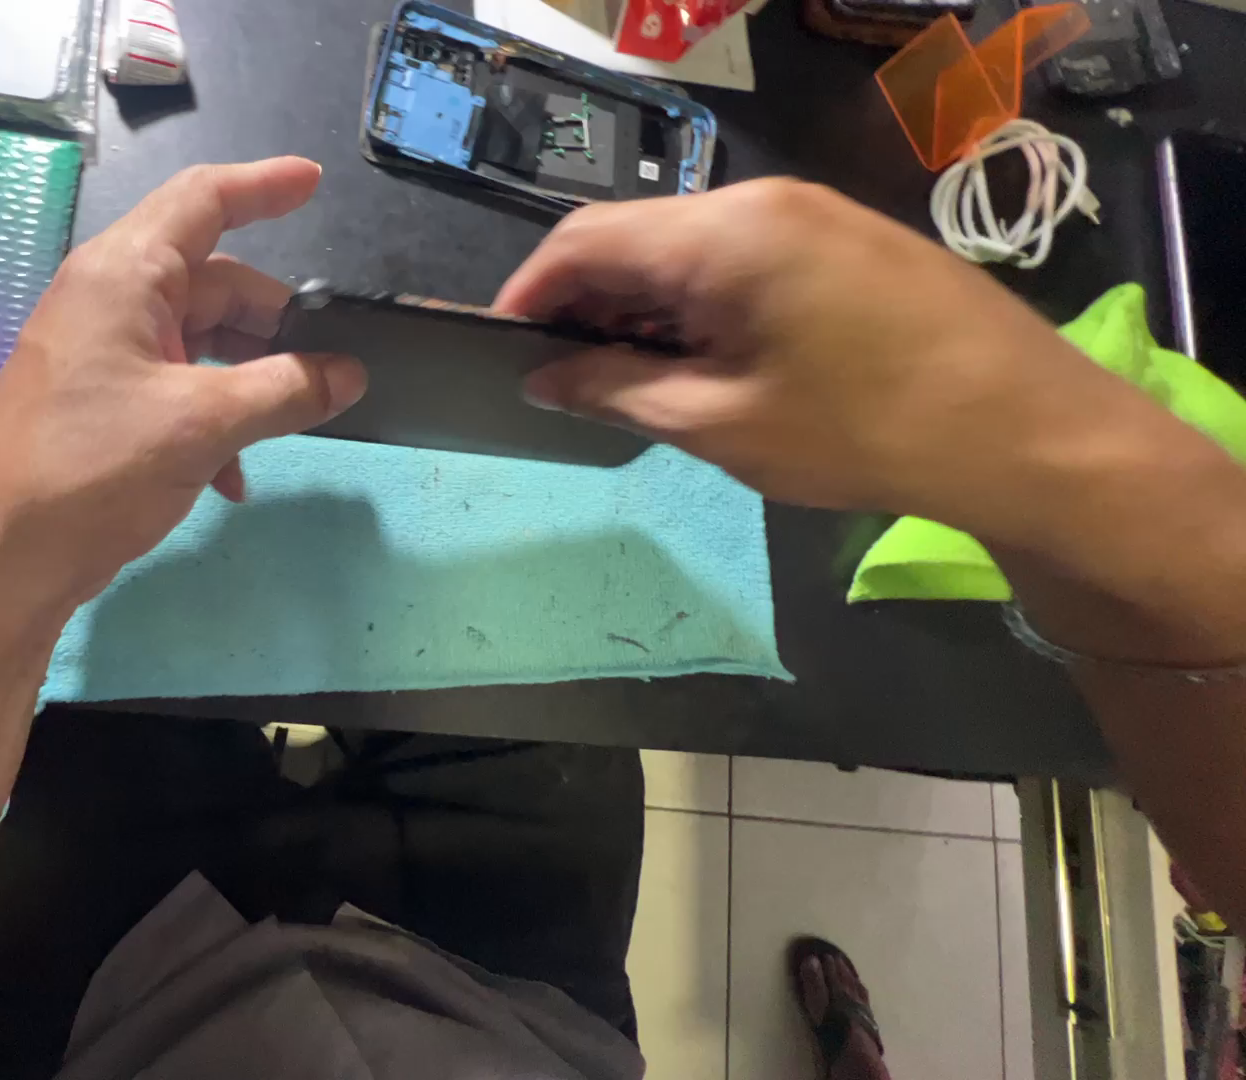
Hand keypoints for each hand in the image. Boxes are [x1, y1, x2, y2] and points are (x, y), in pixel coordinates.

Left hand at [0, 158, 365, 609]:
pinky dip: (213, 424)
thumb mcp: (203, 424)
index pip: (202, 201)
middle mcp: (110, 303)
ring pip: (200, 346)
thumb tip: (349, 375)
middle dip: (270, 323)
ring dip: (247, 386)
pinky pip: (177, 393)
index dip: (263, 186)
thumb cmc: (96, 469)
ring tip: (284, 426)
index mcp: (123, 275)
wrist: (8, 559)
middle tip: (322, 362)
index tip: (314, 182)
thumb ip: (285, 390)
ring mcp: (105, 356)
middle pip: (213, 285)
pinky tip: (231, 477)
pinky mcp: (103, 406)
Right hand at [494, 178, 1162, 537]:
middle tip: (554, 372)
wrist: (1027, 435)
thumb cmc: (854, 431)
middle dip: (577, 302)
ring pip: (674, 249)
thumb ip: (608, 387)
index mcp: (720, 236)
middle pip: (628, 237)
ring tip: (613, 374)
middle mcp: (757, 203)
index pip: (583, 239)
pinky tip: (681, 356)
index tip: (499, 344)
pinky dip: (681, 304)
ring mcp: (802, 214)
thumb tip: (540, 376)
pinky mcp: (831, 239)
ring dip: (629, 306)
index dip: (527, 290)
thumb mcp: (709, 420)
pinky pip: (725, 258)